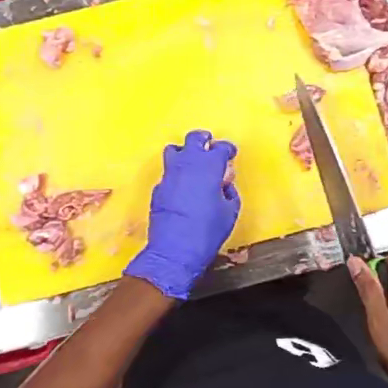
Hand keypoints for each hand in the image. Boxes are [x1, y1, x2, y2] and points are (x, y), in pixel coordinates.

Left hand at [124, 130, 240, 299]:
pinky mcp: (158, 187)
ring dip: (184, 153)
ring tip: (192, 165)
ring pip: (174, 150)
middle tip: (209, 148)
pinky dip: (176, 175)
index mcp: (209, 166)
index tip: (230, 154)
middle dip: (204, 140)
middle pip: (194, 138)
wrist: (174, 249)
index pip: (220, 147)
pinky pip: (168, 173)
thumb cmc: (208, 230)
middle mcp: (187, 163)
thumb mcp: (230, 211)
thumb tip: (224, 185)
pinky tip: (182, 189)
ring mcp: (169, 174)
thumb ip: (228, 192)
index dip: (227, 149)